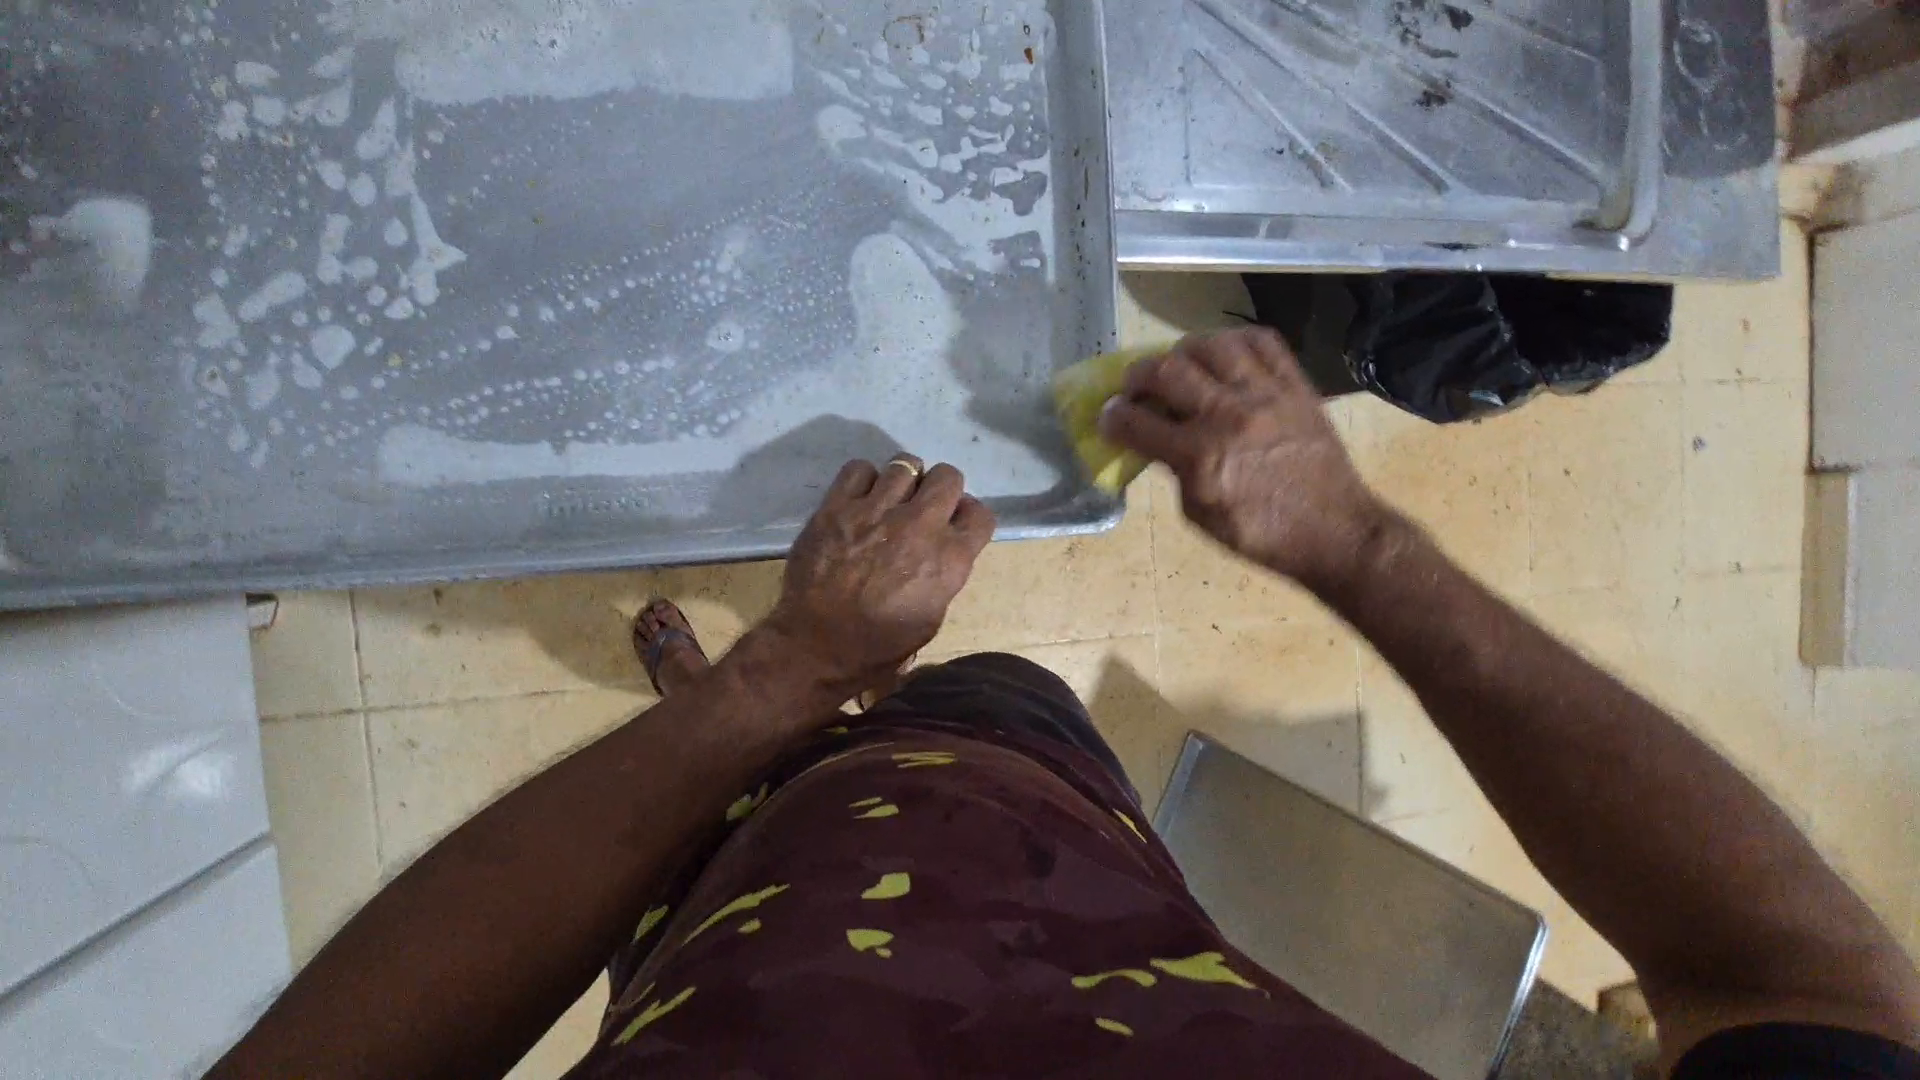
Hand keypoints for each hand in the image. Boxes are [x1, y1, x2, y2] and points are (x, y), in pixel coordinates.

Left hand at [767, 456, 995, 690]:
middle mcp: (919, 525)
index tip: (955, 524)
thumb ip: (945, 573)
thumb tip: (945, 546)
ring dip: (903, 481)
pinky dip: (864, 481)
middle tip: (925, 506)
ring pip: (905, 464)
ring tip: (891, 500)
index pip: (980, 514)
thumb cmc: (879, 645)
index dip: (968, 517)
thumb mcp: (932, 618)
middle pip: (948, 477)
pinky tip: (860, 500)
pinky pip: (860, 469)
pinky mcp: (837, 506)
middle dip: (941, 489)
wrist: (817, 646)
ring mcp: (876, 511)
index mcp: (949, 559)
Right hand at [1098, 327, 1393, 589]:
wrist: (1333, 532)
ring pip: (1211, 345)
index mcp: (1200, 458)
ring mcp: (1265, 395)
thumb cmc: (1259, 533)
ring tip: (1180, 367)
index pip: (1136, 423)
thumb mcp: (1199, 513)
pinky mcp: (1296, 386)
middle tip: (1135, 388)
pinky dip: (1233, 342)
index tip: (1107, 417)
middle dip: (1137, 376)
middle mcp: (1228, 416)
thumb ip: (1174, 470)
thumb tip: (1155, 439)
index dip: (1111, 418)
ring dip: (1182, 352)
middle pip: (1166, 370)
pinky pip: (1262, 341)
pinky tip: (1222, 357)